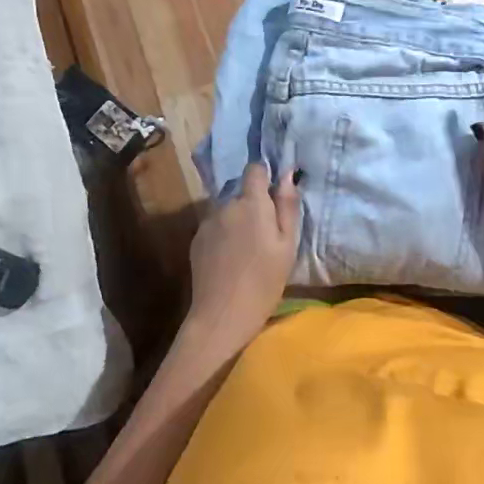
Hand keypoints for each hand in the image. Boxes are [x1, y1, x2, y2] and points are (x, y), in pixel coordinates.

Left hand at [185, 163, 301, 349]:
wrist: (222, 314)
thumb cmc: (264, 281)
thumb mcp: (287, 245)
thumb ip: (287, 206)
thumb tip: (288, 174)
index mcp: (251, 203)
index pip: (254, 169)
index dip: (264, 176)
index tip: (273, 194)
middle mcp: (225, 205)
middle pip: (240, 192)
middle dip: (252, 204)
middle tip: (265, 233)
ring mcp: (207, 222)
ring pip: (226, 210)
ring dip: (237, 219)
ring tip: (246, 249)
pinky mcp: (195, 239)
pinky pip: (214, 226)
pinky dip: (223, 234)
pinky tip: (229, 259)